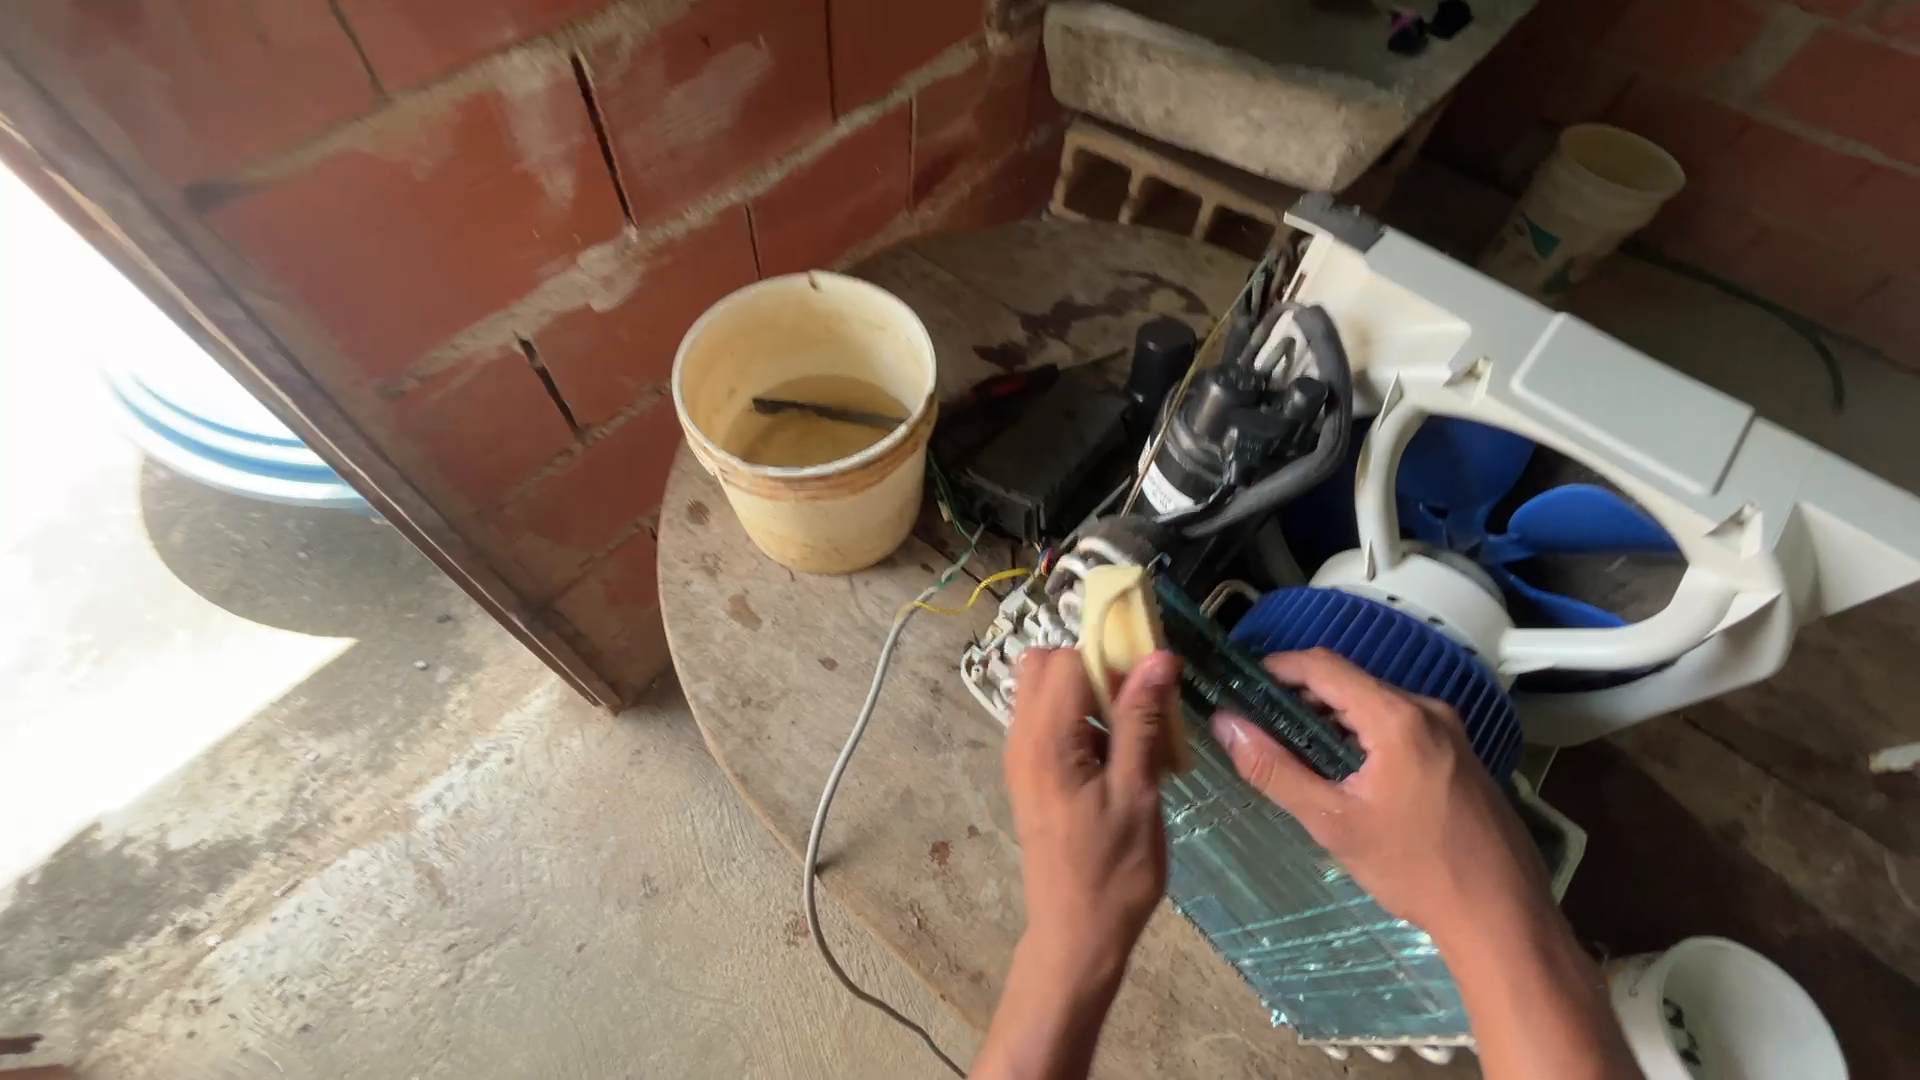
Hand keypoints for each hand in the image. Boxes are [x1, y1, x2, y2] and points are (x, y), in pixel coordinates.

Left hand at [1003, 647, 1177, 985]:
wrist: (1074, 933)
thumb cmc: (1112, 870)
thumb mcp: (1136, 793)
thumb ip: (1141, 720)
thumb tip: (1157, 657)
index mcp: (1046, 738)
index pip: (1067, 659)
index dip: (1110, 656)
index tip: (1150, 678)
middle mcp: (1021, 736)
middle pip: (1044, 663)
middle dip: (1092, 666)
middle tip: (1136, 702)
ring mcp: (1020, 753)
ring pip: (1042, 688)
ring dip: (1086, 691)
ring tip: (1129, 731)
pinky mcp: (1027, 769)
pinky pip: (1045, 717)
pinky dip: (1078, 716)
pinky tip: (1113, 754)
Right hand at [1208, 648, 1551, 939]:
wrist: (1506, 920)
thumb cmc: (1415, 869)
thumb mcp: (1333, 822)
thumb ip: (1274, 769)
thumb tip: (1224, 725)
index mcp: (1398, 717)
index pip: (1322, 666)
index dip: (1275, 668)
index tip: (1240, 686)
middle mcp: (1426, 710)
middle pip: (1346, 681)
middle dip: (1296, 695)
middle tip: (1256, 722)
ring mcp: (1447, 730)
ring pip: (1369, 702)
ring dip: (1325, 715)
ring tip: (1288, 748)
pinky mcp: (1456, 752)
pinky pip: (1393, 722)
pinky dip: (1356, 731)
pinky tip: (1337, 768)